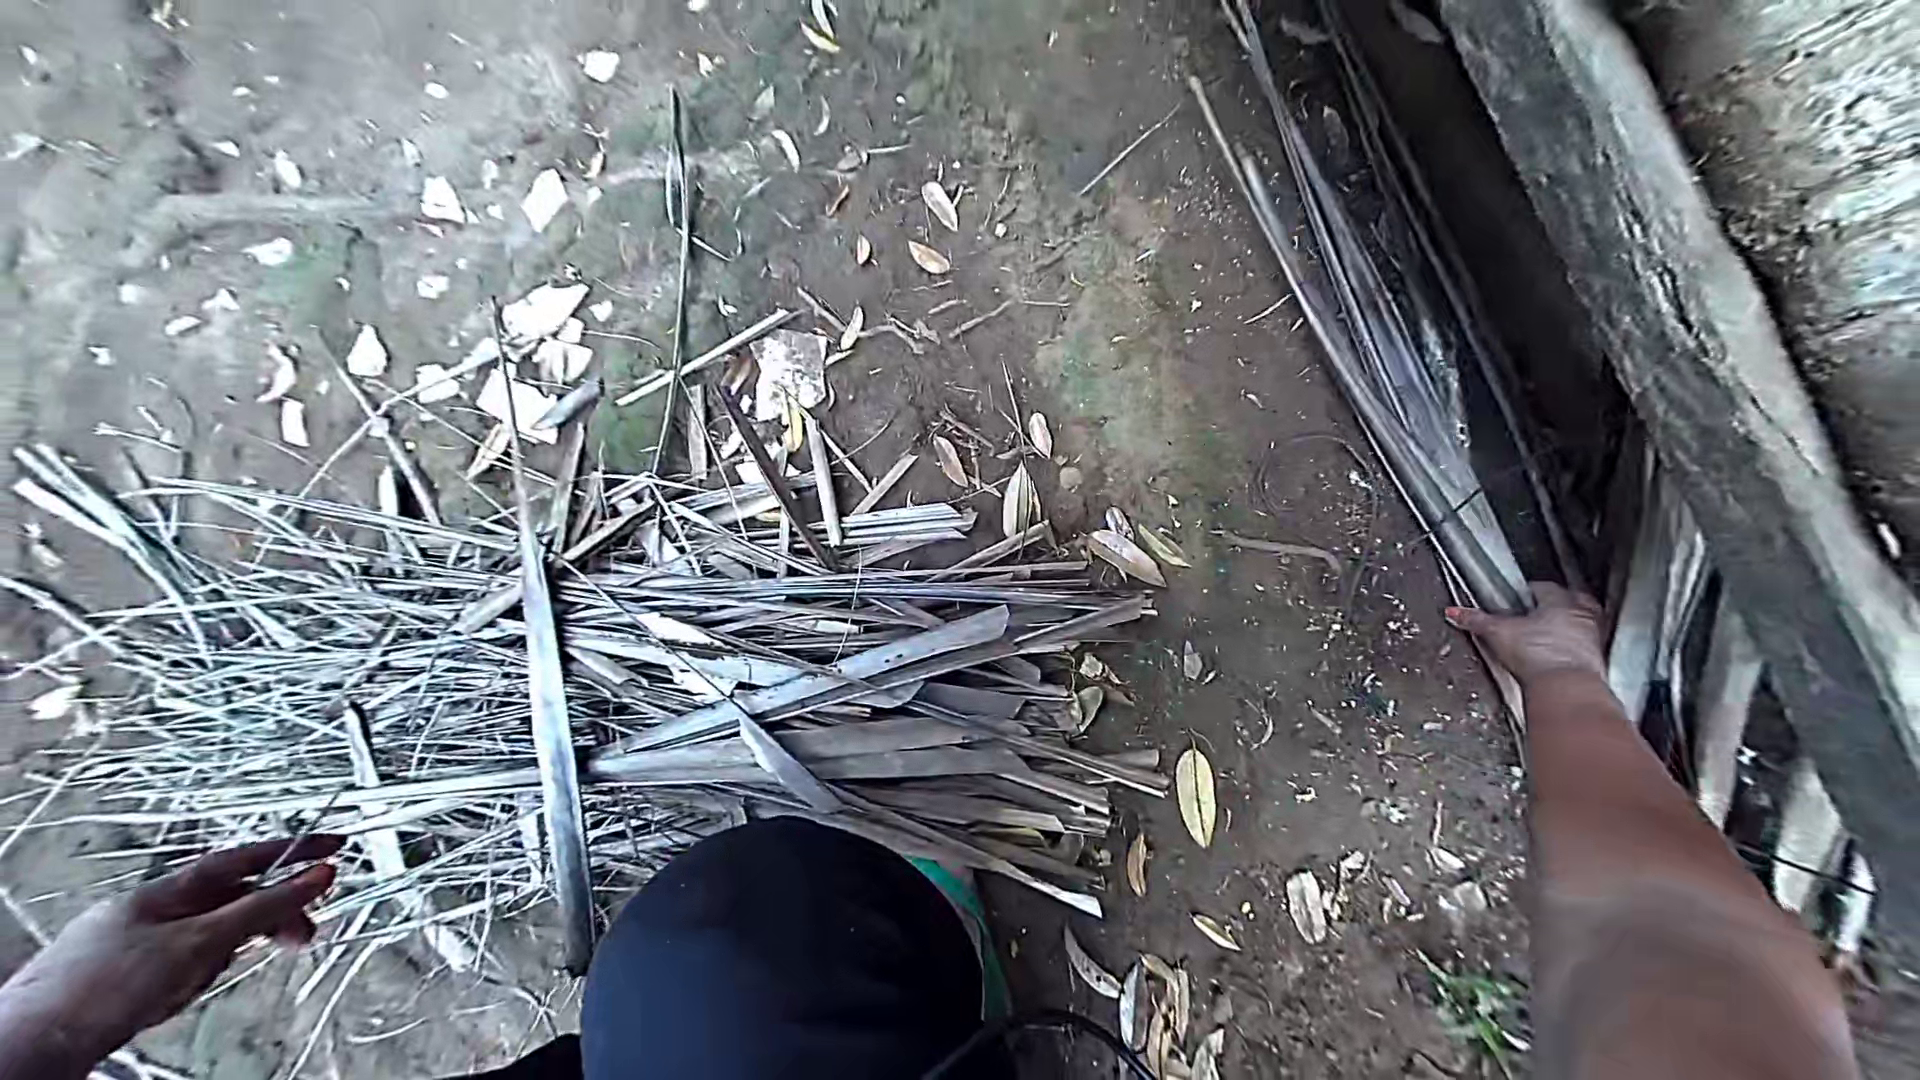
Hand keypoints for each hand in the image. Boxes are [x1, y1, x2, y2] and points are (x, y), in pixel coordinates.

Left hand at [0, 836, 341, 1072]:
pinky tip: (175, 995)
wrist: (18, 1059)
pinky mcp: (119, 981)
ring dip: (223, 954)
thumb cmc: (96, 995)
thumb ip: (269, 905)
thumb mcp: (204, 941)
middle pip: (233, 900)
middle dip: (266, 918)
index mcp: (163, 892)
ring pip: (210, 934)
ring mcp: (129, 947)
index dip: (295, 849)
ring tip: (202, 979)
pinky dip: (194, 975)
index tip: (334, 845)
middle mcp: (145, 913)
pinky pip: (184, 963)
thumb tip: (321, 873)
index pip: (246, 856)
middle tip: (298, 933)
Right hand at [1445, 581, 1606, 683]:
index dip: (1527, 590)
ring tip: (1544, 635)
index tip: (1516, 596)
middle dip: (1556, 605)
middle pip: (1573, 602)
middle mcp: (1582, 618)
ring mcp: (1592, 641)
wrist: (1564, 687)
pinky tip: (1553, 657)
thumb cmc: (1541, 654)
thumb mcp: (1496, 631)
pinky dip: (1570, 650)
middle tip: (1537, 610)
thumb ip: (1475, 619)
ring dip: (1566, 628)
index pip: (1544, 587)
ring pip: (1581, 625)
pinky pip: (1583, 649)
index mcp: (1562, 602)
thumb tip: (1457, 612)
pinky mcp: (1595, 663)